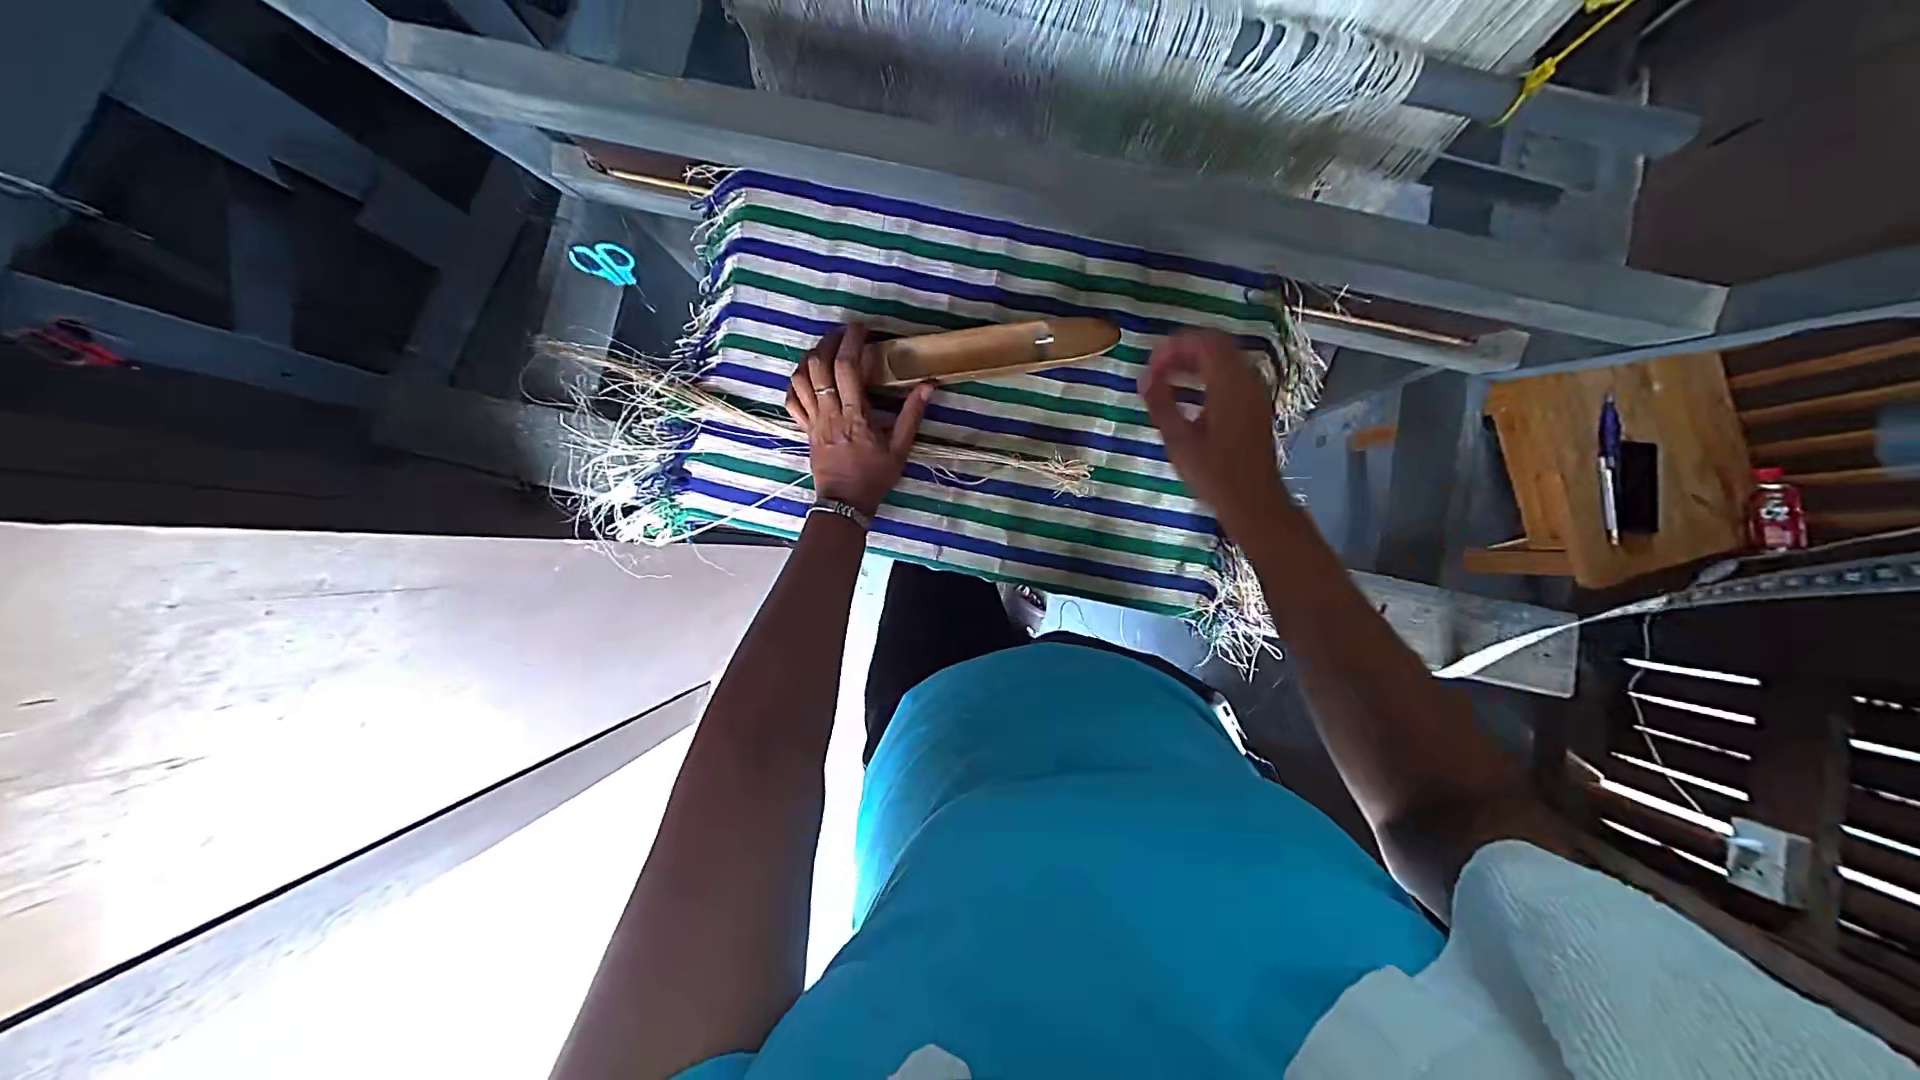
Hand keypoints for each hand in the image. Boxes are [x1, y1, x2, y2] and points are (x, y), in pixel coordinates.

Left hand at [784, 323, 933, 516]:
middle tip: (843, 334)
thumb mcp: (900, 448)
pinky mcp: (804, 429)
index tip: (861, 329)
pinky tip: (807, 377)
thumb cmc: (874, 476)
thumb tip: (928, 386)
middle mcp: (829, 413)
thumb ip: (912, 415)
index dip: (852, 342)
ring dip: (811, 358)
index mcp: (854, 415)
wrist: (845, 502)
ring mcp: (812, 420)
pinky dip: (796, 383)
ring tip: (826, 350)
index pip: (847, 367)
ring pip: (800, 379)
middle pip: (818, 365)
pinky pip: (792, 400)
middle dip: (829, 342)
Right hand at [1139, 330, 1290, 541]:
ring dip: (1196, 363)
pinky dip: (1208, 376)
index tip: (1151, 361)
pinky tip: (1188, 396)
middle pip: (1216, 346)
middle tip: (1157, 367)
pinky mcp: (1255, 406)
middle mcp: (1248, 381)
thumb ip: (1160, 404)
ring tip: (1167, 379)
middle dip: (1184, 351)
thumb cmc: (1214, 474)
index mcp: (1230, 384)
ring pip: (1225, 360)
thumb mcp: (1179, 440)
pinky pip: (1232, 376)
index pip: (1204, 343)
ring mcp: (1255, 393)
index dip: (1174, 346)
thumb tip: (1144, 378)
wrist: (1252, 501)